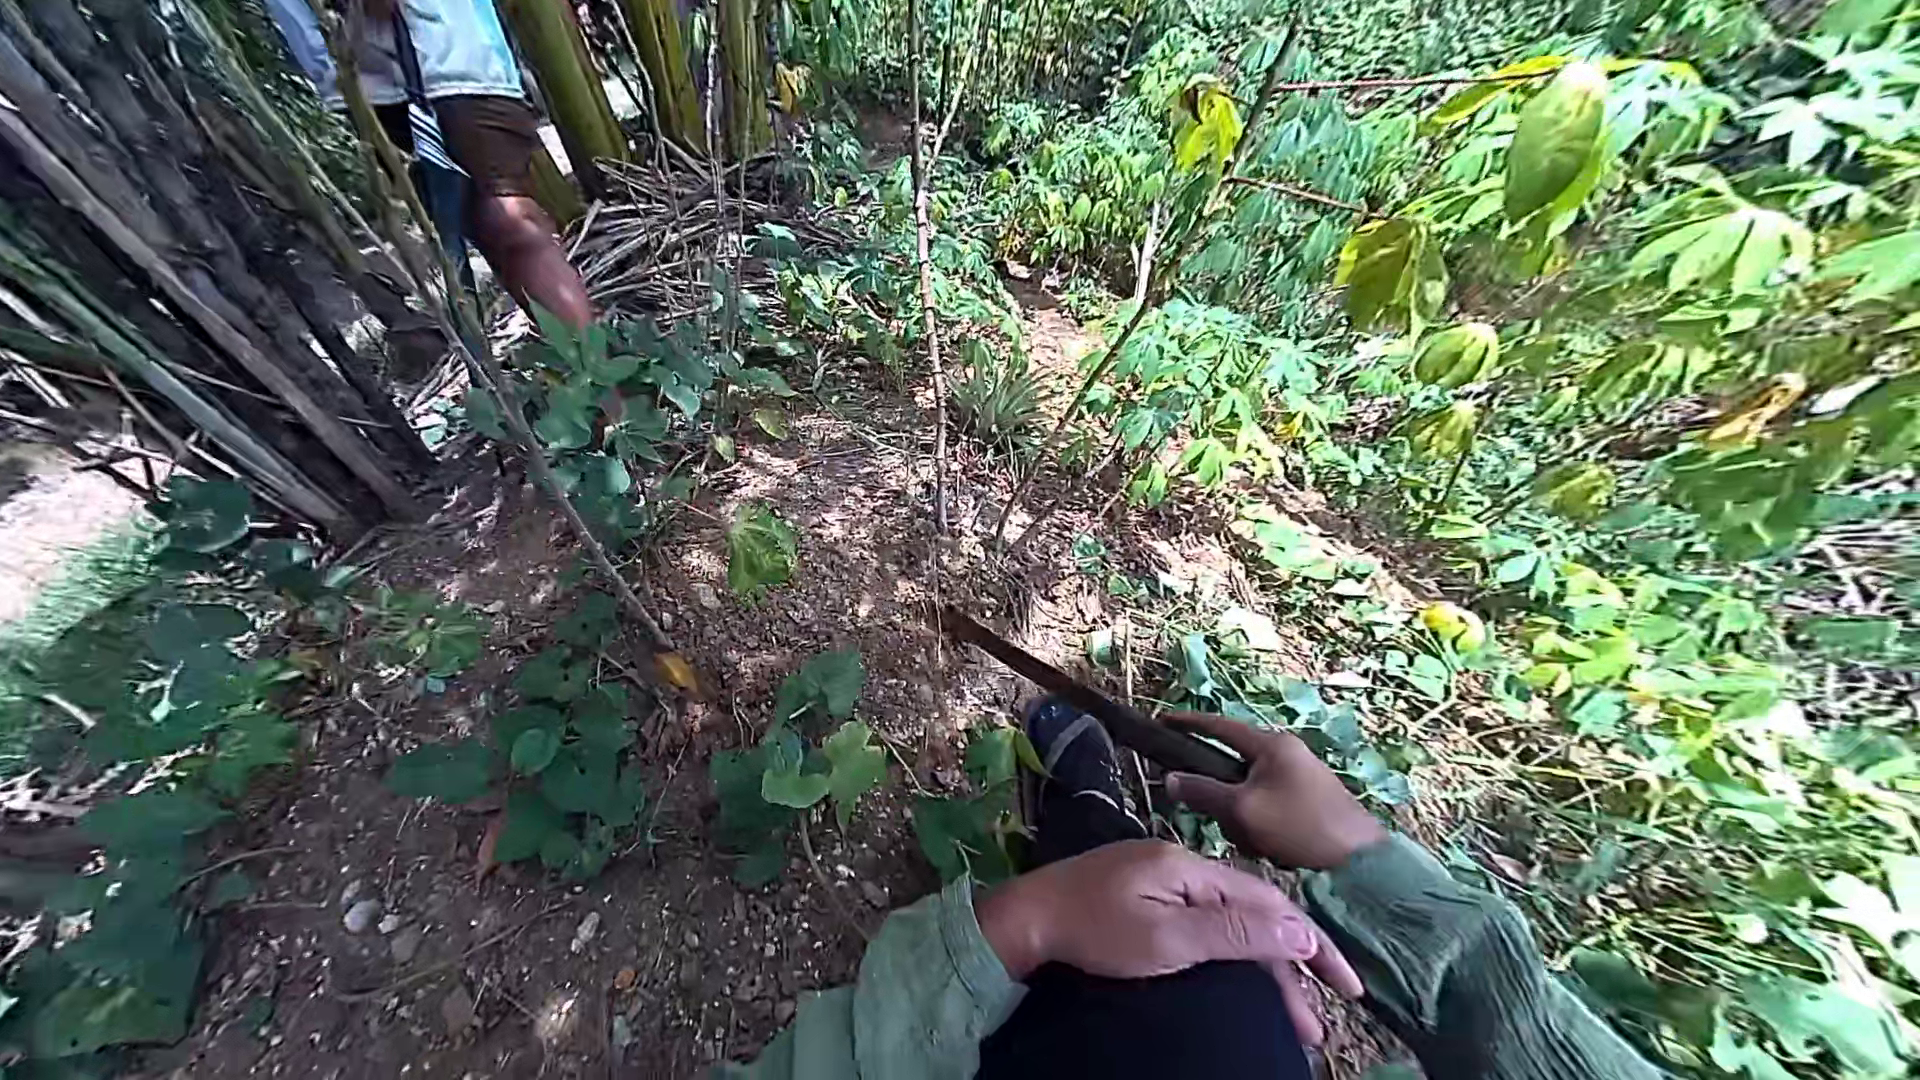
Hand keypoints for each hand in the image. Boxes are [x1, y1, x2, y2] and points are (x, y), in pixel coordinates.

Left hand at [975, 839, 1361, 1044]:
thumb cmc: (1097, 930)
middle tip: (1316, 1021)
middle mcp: (1178, 862)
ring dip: (1258, 960)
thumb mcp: (1168, 938)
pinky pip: (1200, 917)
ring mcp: (1158, 875)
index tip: (1348, 986)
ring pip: (1225, 915)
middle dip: (1288, 961)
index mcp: (1187, 865)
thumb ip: (1232, 931)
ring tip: (1289, 1016)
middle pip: (1248, 907)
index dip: (1309, 940)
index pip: (1265, 897)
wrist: (1031, 917)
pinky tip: (1238, 973)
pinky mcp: (1143, 891)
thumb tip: (1298, 928)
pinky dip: (1226, 948)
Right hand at [1162, 711, 1388, 870]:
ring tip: (1252, 839)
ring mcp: (1300, 775)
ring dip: (1241, 812)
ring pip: (1247, 786)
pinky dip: (1258, 820)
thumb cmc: (1301, 829)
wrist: (1365, 870)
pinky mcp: (1309, 799)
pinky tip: (1268, 845)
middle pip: (1231, 761)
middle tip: (1218, 816)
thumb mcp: (1243, 810)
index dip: (1187, 722)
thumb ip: (1203, 791)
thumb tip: (1170, 778)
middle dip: (1220, 791)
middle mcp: (1286, 751)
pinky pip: (1266, 801)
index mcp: (1271, 744)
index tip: (1161, 721)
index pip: (1218, 724)